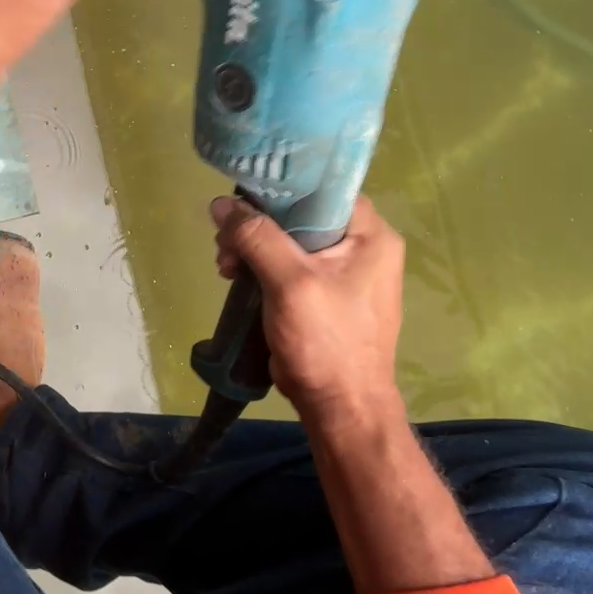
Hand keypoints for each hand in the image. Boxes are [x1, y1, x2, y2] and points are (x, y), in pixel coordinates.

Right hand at [211, 195, 404, 424]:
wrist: (339, 406)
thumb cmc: (327, 341)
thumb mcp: (289, 282)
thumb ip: (256, 237)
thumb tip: (221, 204)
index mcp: (371, 236)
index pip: (324, 188)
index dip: (281, 187)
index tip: (243, 198)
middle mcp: (361, 246)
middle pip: (298, 212)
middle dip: (255, 224)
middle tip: (227, 243)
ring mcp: (341, 270)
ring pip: (285, 237)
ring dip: (250, 246)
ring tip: (227, 265)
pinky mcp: (321, 291)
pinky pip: (284, 261)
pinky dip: (257, 264)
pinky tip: (235, 276)